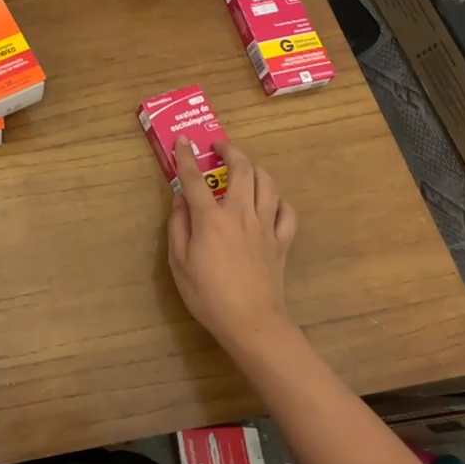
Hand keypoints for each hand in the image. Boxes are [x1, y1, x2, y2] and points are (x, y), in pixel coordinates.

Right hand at [166, 138, 299, 354]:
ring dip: (255, 168)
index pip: (195, 178)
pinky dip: (279, 200)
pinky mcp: (281, 242)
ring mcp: (265, 226)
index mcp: (210, 218)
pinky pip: (286, 212)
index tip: (183, 141)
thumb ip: (178, 226)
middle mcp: (240, 214)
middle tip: (220, 147)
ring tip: (245, 167)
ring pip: (267, 184)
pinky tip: (270, 201)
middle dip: (230, 151)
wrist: (252, 323)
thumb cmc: (208, 295)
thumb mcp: (179, 262)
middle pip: (242, 170)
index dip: (187, 156)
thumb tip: (181, 200)